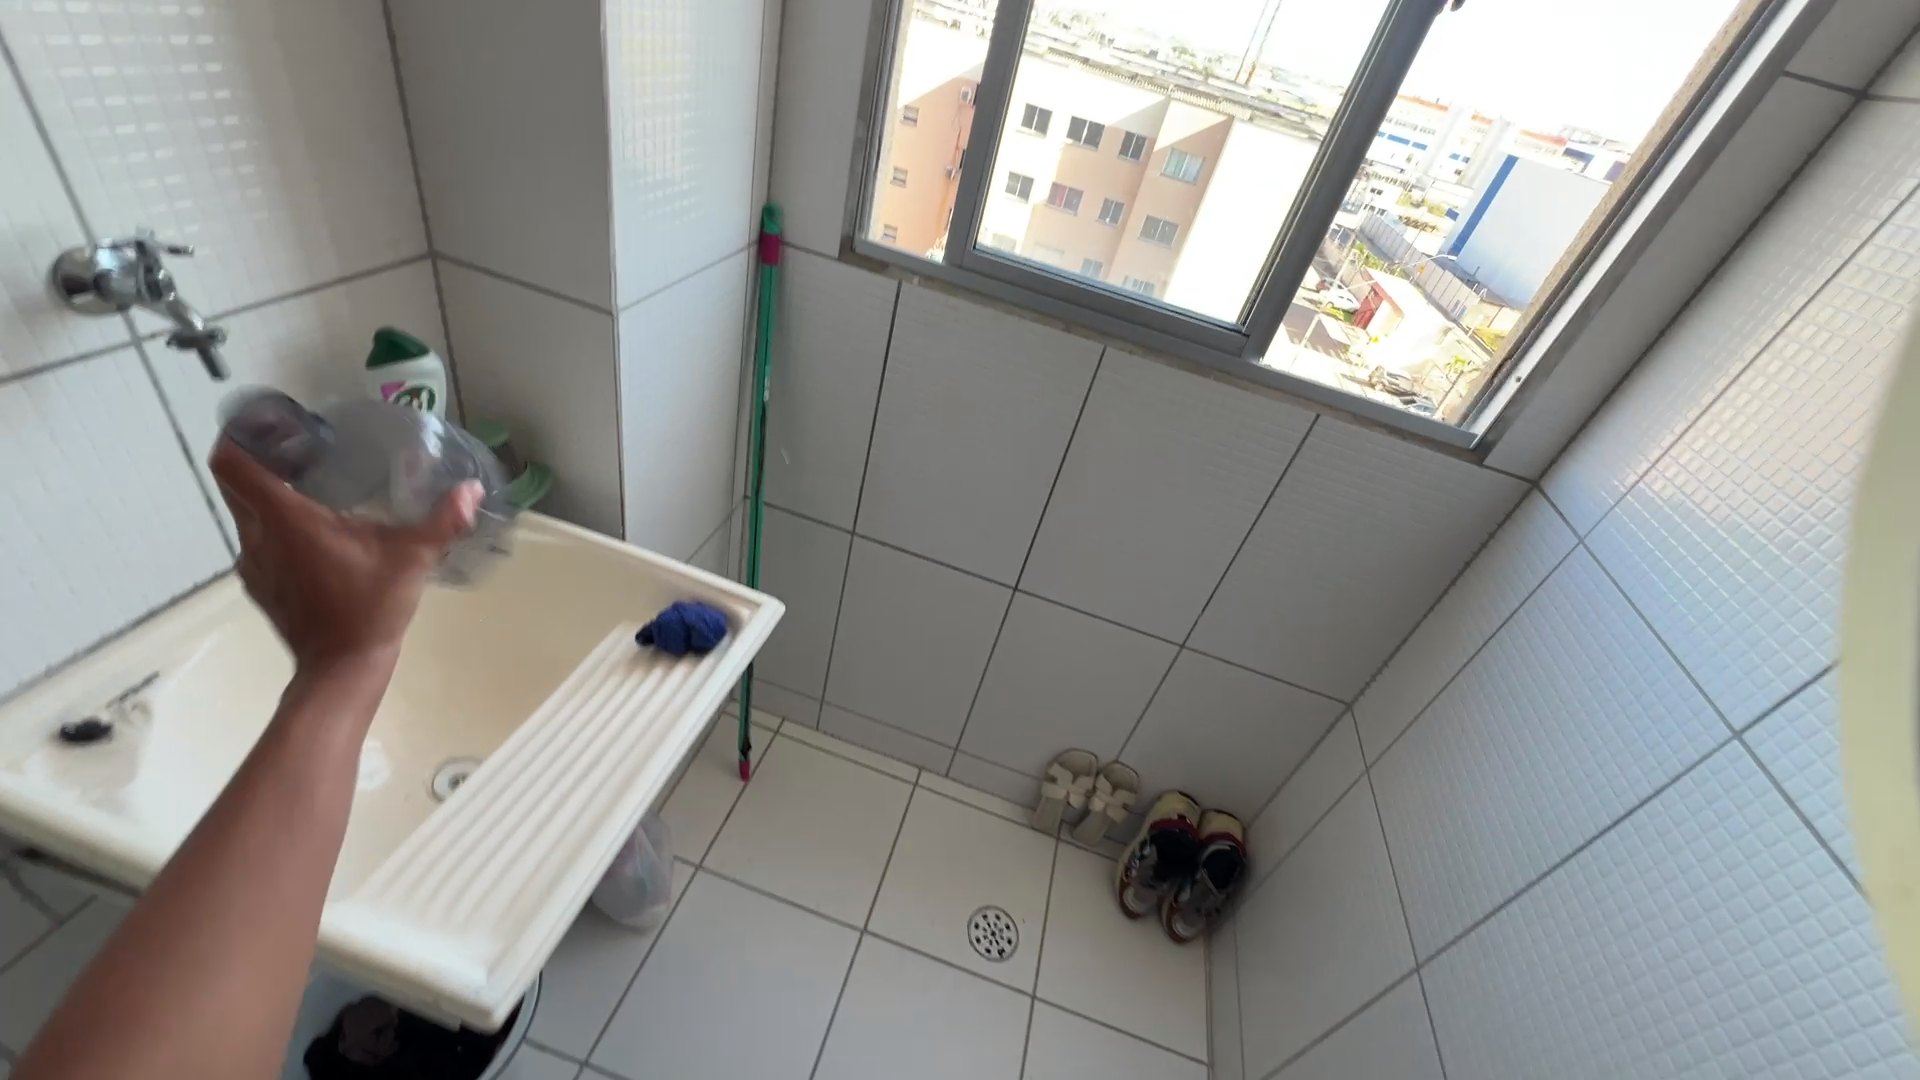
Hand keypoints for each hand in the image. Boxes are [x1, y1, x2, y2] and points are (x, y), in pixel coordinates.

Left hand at [209, 438, 482, 674]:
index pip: (234, 463)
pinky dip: (276, 524)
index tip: (270, 423)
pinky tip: (317, 534)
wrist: (341, 664)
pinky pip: (257, 538)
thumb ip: (442, 521)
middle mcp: (256, 535)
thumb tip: (471, 489)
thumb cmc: (371, 606)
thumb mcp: (414, 559)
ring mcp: (252, 561)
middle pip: (233, 482)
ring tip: (313, 486)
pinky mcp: (260, 581)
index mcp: (286, 520)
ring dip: (268, 492)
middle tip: (300, 448)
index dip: (241, 434)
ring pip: (244, 511)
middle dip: (258, 457)